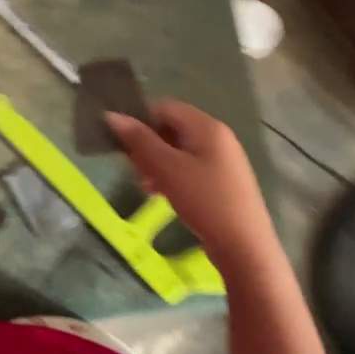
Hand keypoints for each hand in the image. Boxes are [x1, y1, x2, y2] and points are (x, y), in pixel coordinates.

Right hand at [105, 101, 277, 269]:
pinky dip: (172, 176)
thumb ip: (139, 140)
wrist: (244, 245)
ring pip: (179, 150)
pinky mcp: (223, 180)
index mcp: (207, 126)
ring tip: (148, 188)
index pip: (164, 108)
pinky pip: (190, 167)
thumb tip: (111, 115)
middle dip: (148, 147)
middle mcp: (218, 137)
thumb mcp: (166, 168)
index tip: (126, 148)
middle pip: (171, 129)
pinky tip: (164, 195)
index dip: (141, 122)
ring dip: (157, 164)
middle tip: (136, 172)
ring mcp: (223, 159)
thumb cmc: (203, 199)